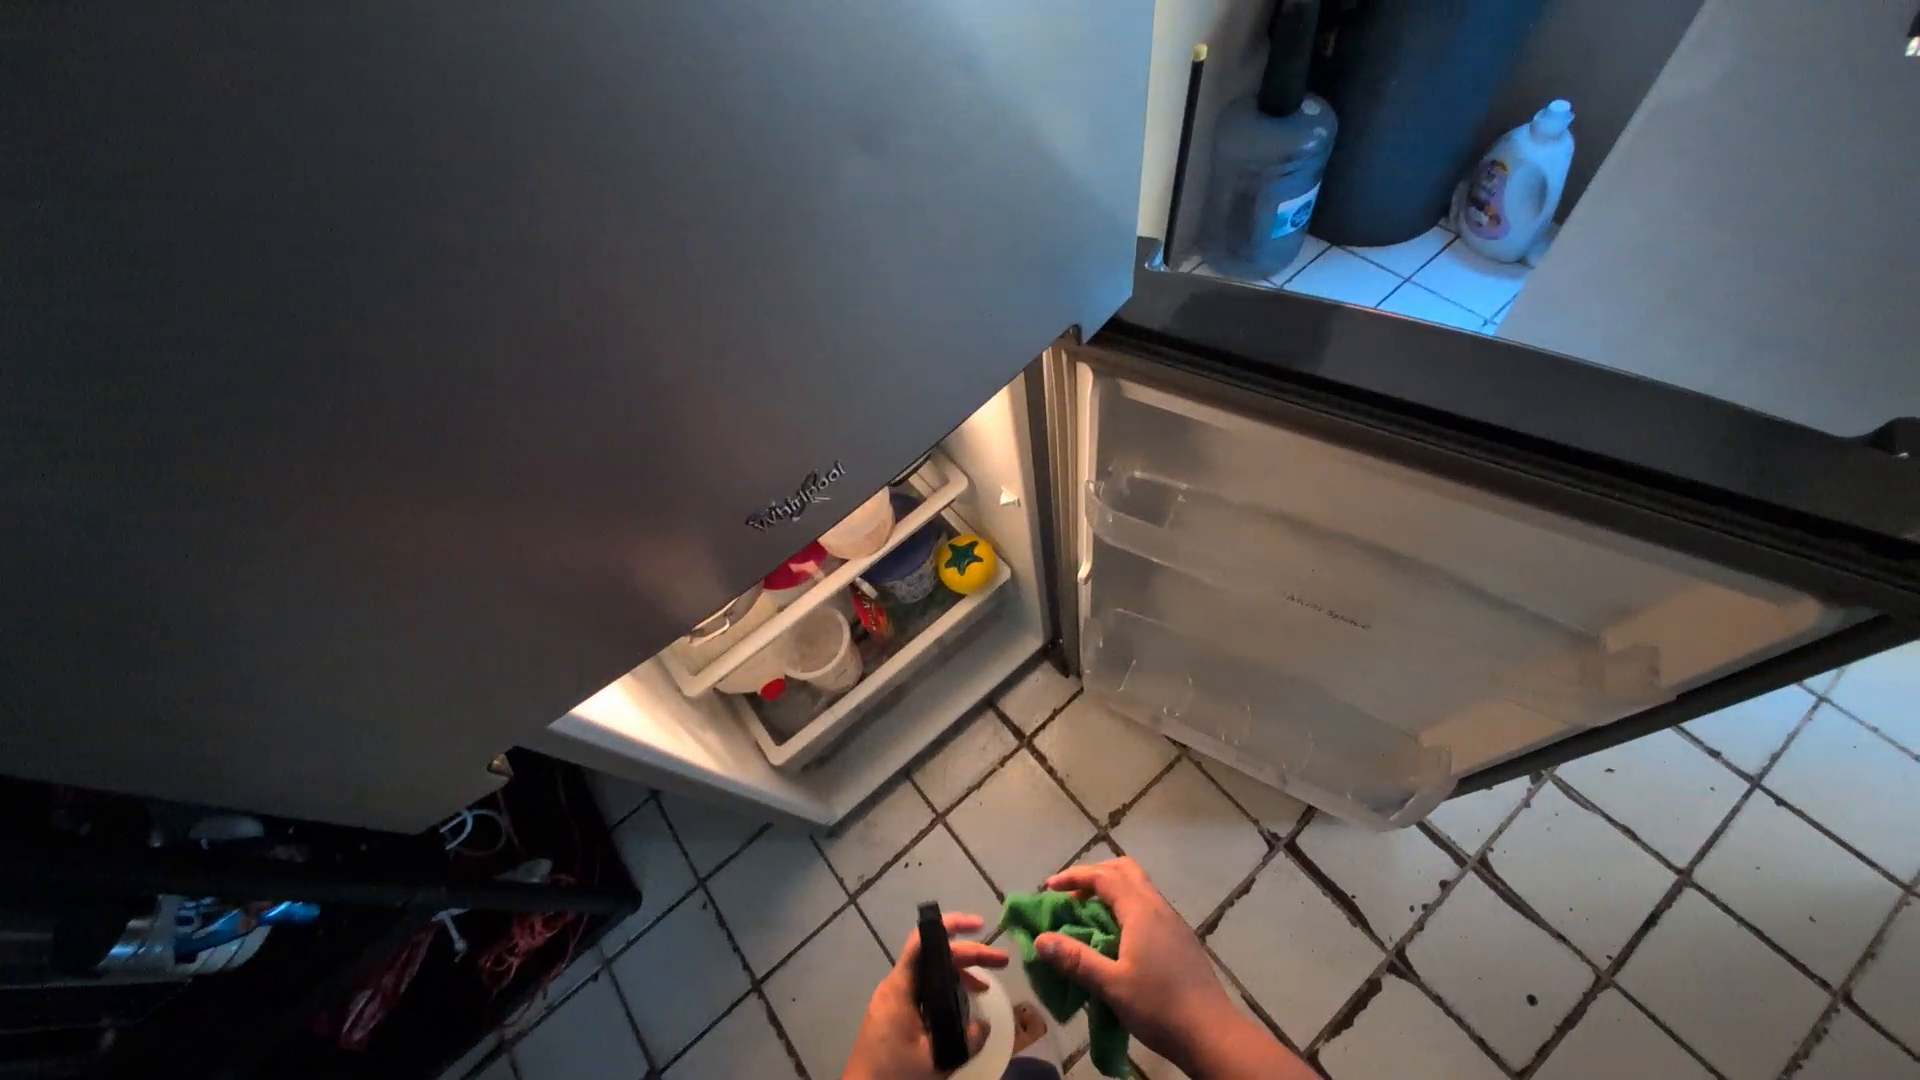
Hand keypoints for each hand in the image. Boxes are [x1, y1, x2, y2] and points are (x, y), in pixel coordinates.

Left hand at [842, 912, 1008, 1079]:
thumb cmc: (892, 1075)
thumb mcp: (934, 1060)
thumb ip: (964, 1040)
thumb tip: (985, 1025)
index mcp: (900, 987)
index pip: (924, 941)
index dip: (951, 925)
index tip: (980, 925)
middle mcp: (896, 986)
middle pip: (935, 956)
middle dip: (969, 954)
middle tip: (1001, 961)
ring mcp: (894, 1000)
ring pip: (931, 973)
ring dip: (959, 974)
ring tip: (986, 986)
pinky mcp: (896, 1015)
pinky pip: (925, 990)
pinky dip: (947, 991)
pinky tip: (964, 1005)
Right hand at [1035, 858, 1241, 1070]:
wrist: (1213, 1034)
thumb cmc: (1160, 1006)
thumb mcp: (1111, 985)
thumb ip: (1076, 960)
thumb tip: (1041, 939)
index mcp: (1141, 910)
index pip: (1103, 876)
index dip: (1074, 877)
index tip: (1050, 887)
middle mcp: (1159, 907)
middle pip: (1125, 870)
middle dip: (1096, 875)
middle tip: (1073, 895)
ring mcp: (1173, 922)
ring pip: (1139, 888)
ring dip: (1112, 891)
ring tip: (1090, 916)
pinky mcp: (1181, 939)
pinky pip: (1149, 907)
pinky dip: (1127, 908)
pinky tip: (1119, 938)